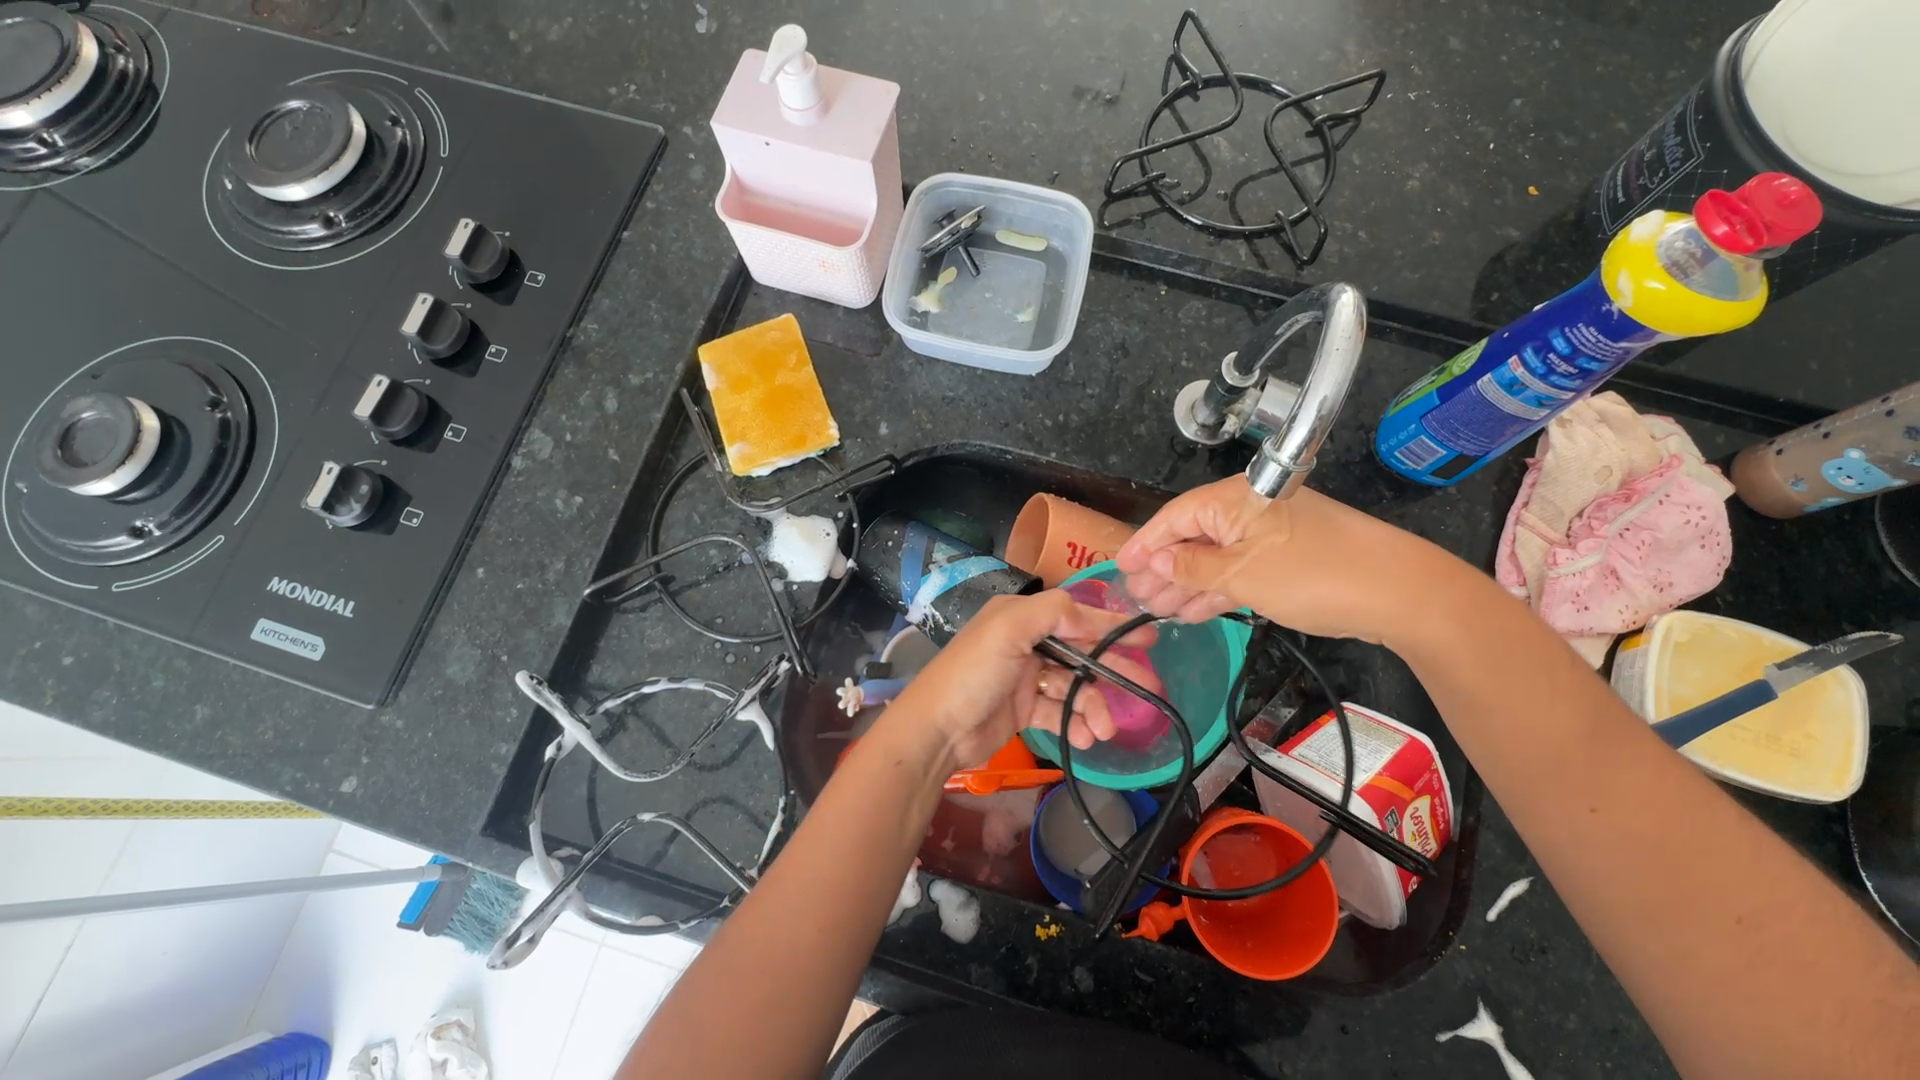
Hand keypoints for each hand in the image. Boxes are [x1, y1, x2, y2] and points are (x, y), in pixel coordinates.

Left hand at [883, 590, 1161, 769]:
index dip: (1111, 624)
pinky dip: (1075, 724)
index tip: (1147, 637)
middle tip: (1149, 687)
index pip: (1074, 614)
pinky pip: (1060, 713)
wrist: (936, 731)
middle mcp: (1024, 642)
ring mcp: (1024, 678)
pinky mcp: (1023, 710)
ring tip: (1103, 729)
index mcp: (1019, 616)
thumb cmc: (972, 674)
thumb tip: (1090, 614)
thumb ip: (1053, 612)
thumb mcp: (1009, 629)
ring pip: (1073, 687)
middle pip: (1080, 652)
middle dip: (1113, 670)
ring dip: (1093, 707)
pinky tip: (1086, 739)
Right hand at [1115, 476, 1455, 642]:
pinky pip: (1238, 571)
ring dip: (1185, 584)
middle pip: (1192, 537)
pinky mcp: (1285, 560)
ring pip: (1214, 558)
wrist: (1398, 592)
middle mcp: (1247, 511)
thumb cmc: (1313, 575)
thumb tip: (1159, 562)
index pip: (1174, 517)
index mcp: (1233, 500)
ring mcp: (1268, 536)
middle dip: (1162, 569)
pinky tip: (1192, 611)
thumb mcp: (1242, 575)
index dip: (1144, 544)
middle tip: (1135, 598)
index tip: (1119, 568)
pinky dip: (1215, 590)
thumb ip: (1194, 569)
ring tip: (1155, 610)